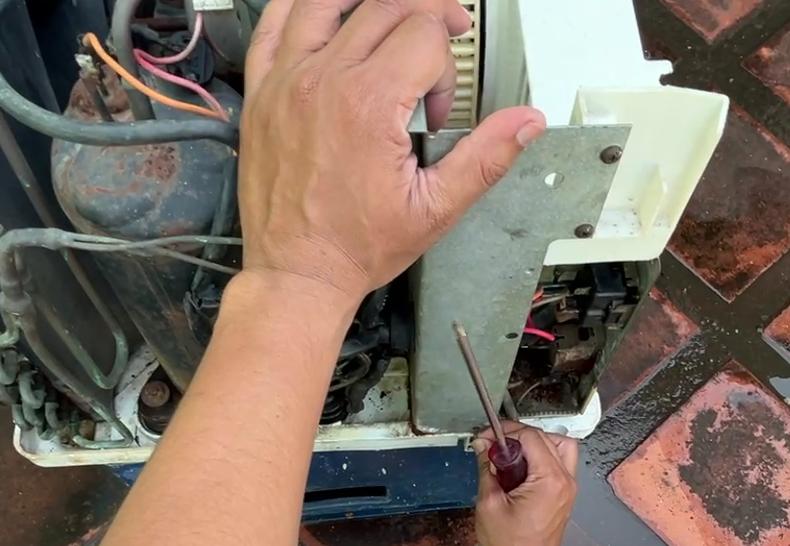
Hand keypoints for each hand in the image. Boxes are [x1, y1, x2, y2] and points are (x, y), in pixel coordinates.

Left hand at [238, 0, 547, 306]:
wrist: (299, 274)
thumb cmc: (355, 249)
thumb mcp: (434, 211)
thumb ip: (484, 159)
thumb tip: (526, 123)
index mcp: (369, 105)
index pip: (424, 34)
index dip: (446, 67)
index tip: (436, 111)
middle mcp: (325, 82)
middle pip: (385, 5)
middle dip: (423, 20)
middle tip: (435, 49)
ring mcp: (287, 84)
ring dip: (370, 2)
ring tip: (390, 23)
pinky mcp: (262, 94)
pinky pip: (274, 23)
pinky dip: (303, 8)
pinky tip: (326, 19)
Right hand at [474, 422, 579, 545]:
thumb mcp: (488, 503)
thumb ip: (487, 468)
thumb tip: (481, 446)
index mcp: (549, 479)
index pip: (531, 436)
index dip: (505, 432)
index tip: (484, 439)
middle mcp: (565, 480)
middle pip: (546, 437)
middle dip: (517, 437)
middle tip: (492, 448)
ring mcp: (568, 489)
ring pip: (558, 447)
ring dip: (533, 445)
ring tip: (508, 459)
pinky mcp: (564, 496)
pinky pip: (558, 464)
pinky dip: (540, 460)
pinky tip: (518, 473)